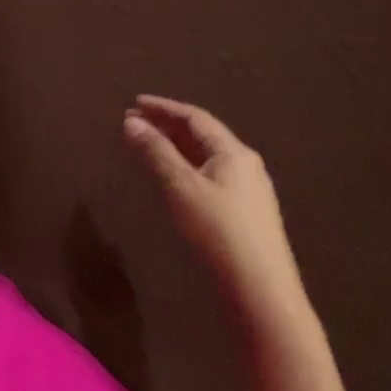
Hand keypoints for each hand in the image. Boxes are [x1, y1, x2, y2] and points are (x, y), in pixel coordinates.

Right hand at [123, 95, 303, 307]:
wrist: (259, 287)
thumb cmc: (217, 229)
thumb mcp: (179, 185)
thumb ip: (155, 150)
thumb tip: (131, 122)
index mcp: (234, 153)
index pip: (195, 118)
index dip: (163, 107)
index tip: (134, 102)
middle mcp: (245, 165)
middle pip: (202, 135)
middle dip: (166, 125)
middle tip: (132, 121)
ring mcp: (248, 189)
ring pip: (205, 155)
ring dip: (174, 145)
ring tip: (145, 143)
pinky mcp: (244, 210)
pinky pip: (209, 173)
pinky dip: (184, 164)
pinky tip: (170, 173)